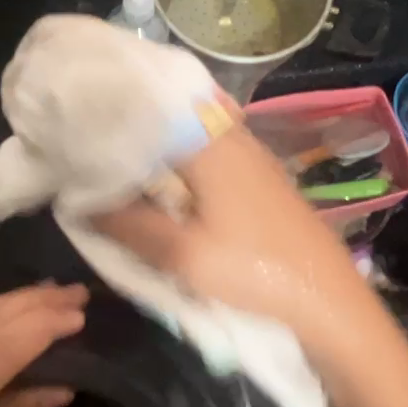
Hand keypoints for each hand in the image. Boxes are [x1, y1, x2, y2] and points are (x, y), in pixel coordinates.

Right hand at [93, 124, 386, 362]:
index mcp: (210, 145)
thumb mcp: (182, 255)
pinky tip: (166, 180)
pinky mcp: (263, 180)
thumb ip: (129, 225)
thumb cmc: (254, 271)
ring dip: (160, 142)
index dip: (113, 111)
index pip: (151, 106)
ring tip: (120, 157)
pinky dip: (184, 159)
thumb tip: (82, 202)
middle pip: (174, 115)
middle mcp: (233, 138)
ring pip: (194, 134)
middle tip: (92, 138)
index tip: (79, 121)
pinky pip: (212, 154)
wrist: (328, 300)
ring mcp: (253, 157)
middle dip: (134, 124)